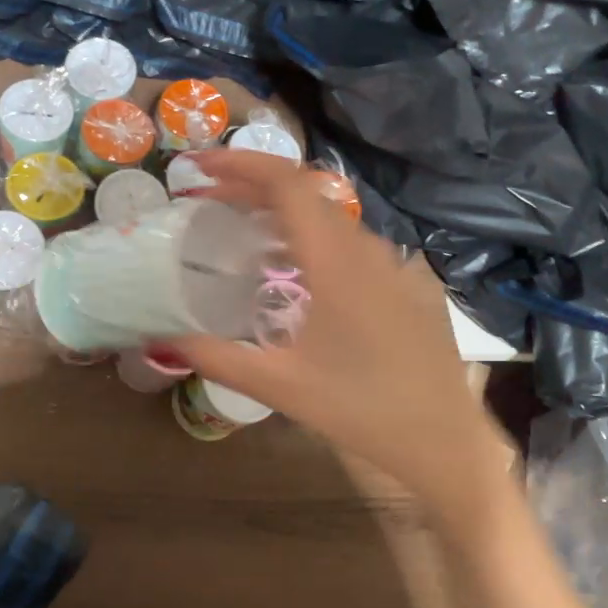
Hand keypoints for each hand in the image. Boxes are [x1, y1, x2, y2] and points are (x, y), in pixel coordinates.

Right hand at [163, 150, 504, 493]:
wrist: (445, 444)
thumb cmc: (361, 410)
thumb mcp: (279, 386)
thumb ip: (216, 358)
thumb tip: (162, 341)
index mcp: (336, 261)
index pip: (287, 183)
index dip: (240, 164)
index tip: (200, 166)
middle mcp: (369, 249)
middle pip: (306, 195)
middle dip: (252, 188)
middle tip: (207, 200)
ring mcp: (396, 265)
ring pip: (332, 221)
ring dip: (283, 217)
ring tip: (242, 236)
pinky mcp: (411, 286)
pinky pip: (355, 247)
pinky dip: (315, 243)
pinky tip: (297, 278)